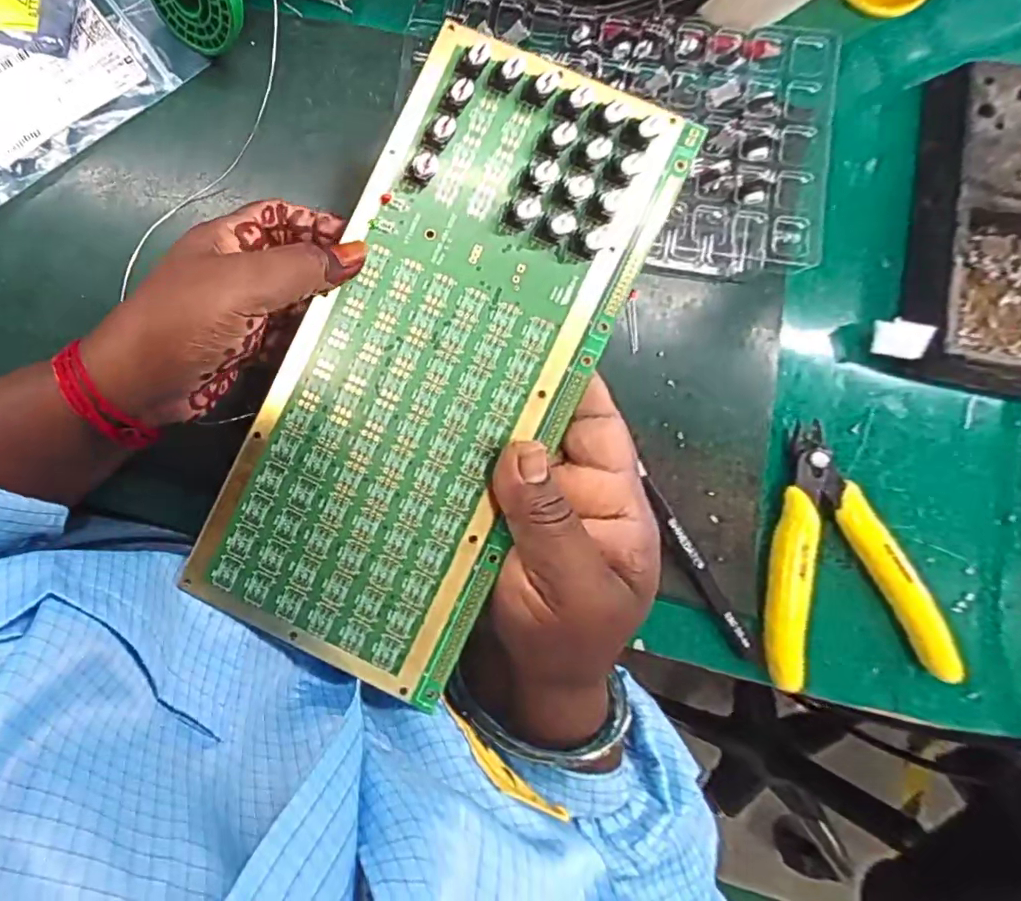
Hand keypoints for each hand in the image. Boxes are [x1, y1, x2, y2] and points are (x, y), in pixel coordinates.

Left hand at [79, 199, 365, 427]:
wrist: (138, 383)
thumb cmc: (185, 320)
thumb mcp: (243, 283)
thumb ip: (299, 266)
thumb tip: (355, 253)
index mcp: (226, 241)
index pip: (279, 217)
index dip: (316, 224)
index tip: (358, 243)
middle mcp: (232, 272)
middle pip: (289, 260)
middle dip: (325, 269)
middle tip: (371, 285)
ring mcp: (236, 312)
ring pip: (288, 302)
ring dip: (318, 308)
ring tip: (361, 316)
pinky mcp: (239, 347)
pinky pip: (280, 336)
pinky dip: (302, 339)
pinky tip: (330, 345)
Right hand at [462, 375, 658, 757]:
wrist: (525, 680)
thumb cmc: (568, 637)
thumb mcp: (574, 584)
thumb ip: (552, 520)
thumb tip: (522, 448)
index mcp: (607, 499)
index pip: (596, 426)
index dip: (575, 382)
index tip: (542, 341)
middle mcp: (558, 488)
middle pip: (536, 429)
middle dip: (506, 394)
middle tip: (463, 354)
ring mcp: (514, 502)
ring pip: (492, 451)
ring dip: (466, 424)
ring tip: (428, 384)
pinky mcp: (477, 515)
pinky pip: (462, 480)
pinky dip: (442, 460)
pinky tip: (413, 436)